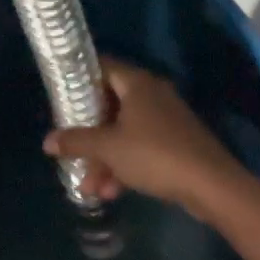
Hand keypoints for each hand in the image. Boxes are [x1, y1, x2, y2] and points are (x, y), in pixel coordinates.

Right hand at [43, 58, 248, 211]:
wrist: (212, 185)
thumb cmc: (155, 154)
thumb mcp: (109, 148)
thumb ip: (77, 142)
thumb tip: (47, 141)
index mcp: (137, 83)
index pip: (102, 67)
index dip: (79, 79)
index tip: (59, 97)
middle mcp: (152, 94)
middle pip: (111, 104)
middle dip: (89, 133)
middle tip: (70, 149)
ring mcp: (166, 119)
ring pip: (125, 131)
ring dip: (105, 157)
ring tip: (88, 186)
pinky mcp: (175, 143)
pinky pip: (141, 148)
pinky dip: (125, 165)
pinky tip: (111, 193)